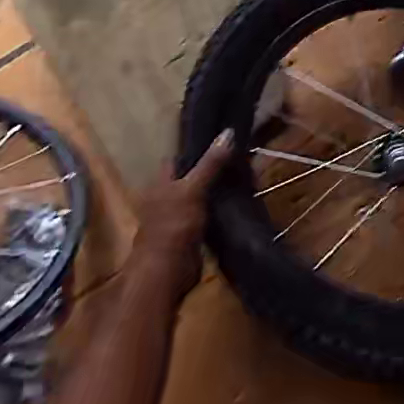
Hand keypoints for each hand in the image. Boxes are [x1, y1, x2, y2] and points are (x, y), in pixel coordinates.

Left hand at [130, 129, 236, 292]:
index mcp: (160, 184)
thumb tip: (228, 132)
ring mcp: (178, 220)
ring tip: (242, 181)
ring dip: (215, 194)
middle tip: (238, 163)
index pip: (176, 160)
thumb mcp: (193, 189)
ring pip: (199, 199)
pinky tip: (237, 208)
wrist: (168, 271)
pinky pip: (206, 219)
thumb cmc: (174, 224)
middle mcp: (166, 199)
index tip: (219, 143)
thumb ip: (210, 164)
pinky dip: (218, 214)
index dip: (193, 151)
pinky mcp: (190, 238)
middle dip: (208, 173)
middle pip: (189, 180)